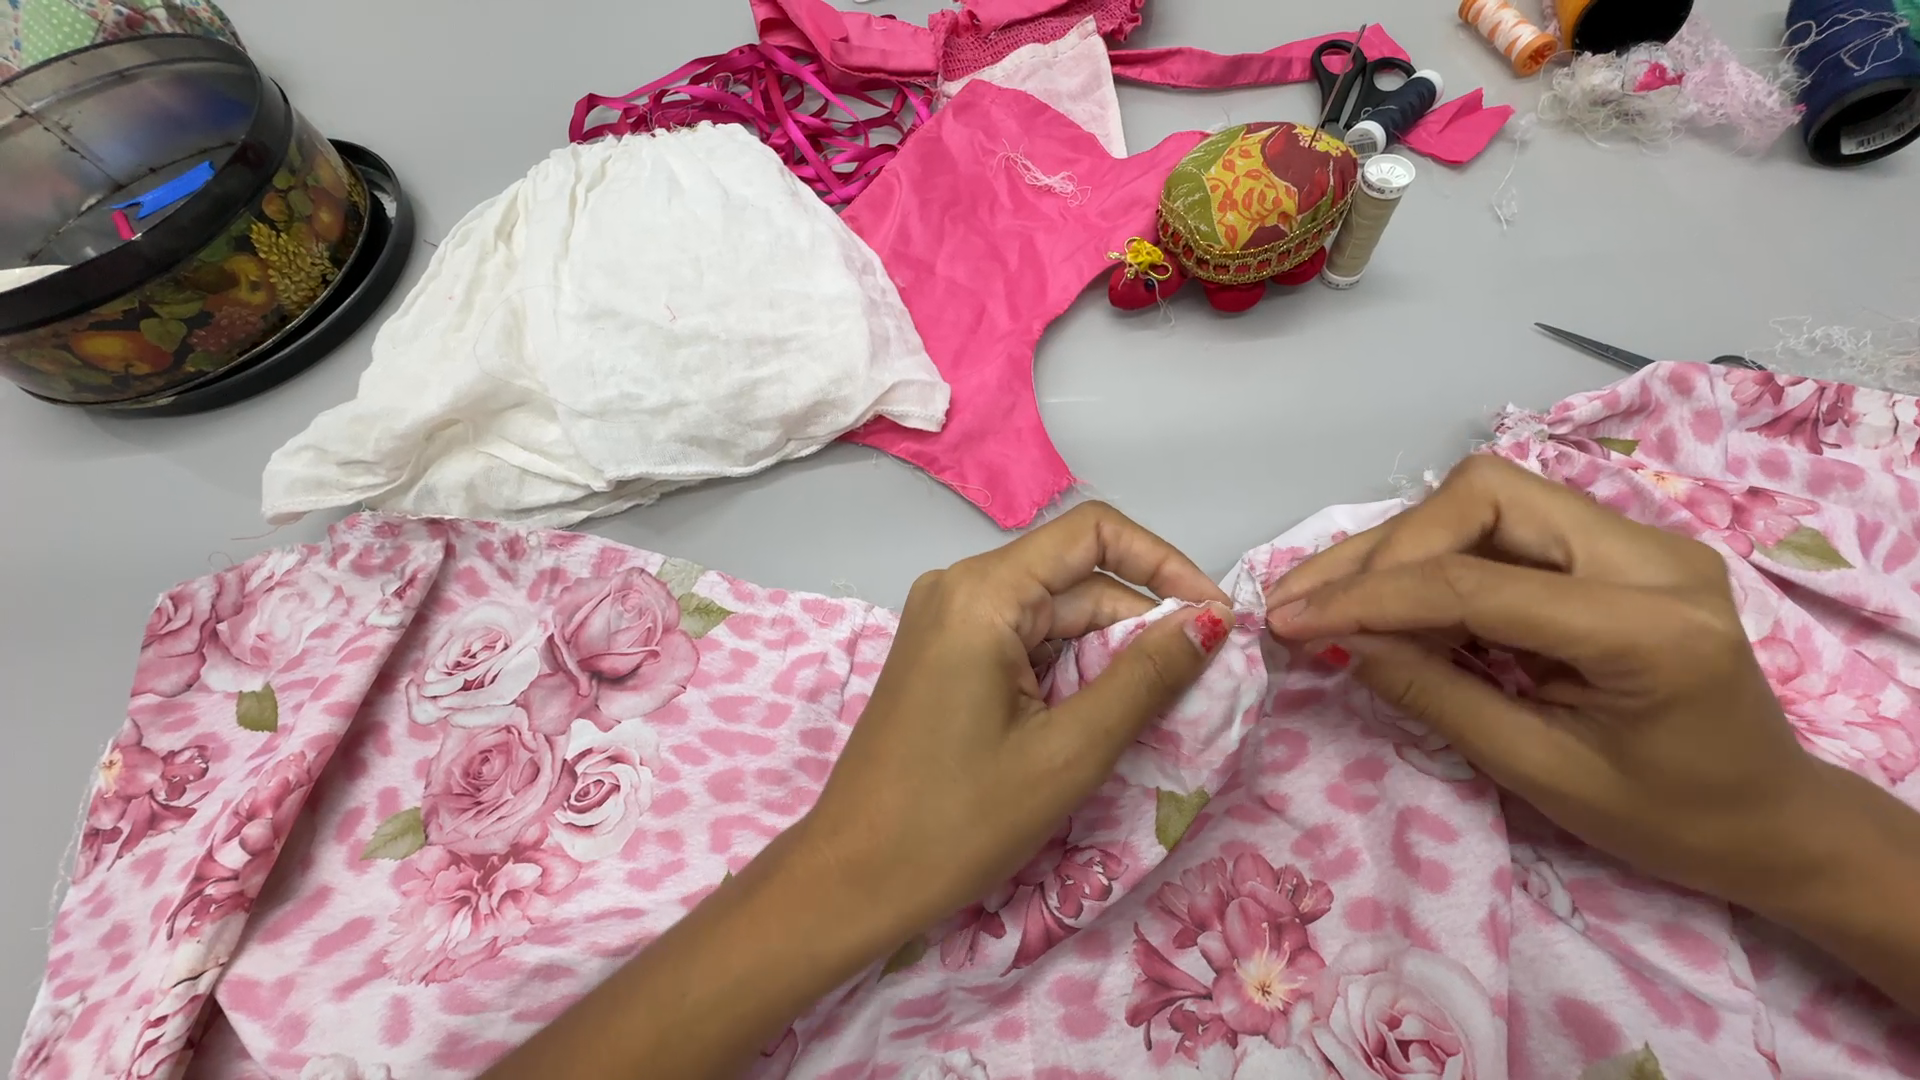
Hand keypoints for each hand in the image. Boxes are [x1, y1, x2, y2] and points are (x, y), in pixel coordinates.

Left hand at [802, 500, 1235, 943]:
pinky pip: (1022, 638)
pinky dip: (1068, 667)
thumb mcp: (1069, 751)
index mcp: (983, 591)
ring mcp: (946, 619)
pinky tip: (1094, 713)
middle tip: (1195, 685)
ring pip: (1052, 612)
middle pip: (1074, 577)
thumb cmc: (959, 820)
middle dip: (1140, 622)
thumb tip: (1211, 619)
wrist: (853, 877)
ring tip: (1151, 709)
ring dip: (1107, 651)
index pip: (1093, 533)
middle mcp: (959, 586)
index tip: (1215, 618)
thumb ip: (1146, 677)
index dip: (1164, 565)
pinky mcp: (943, 653)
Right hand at [1264, 455, 1825, 908]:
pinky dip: (1422, 560)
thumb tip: (1335, 637)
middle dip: (1381, 552)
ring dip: (1391, 548)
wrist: (1769, 818)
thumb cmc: (1665, 818)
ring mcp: (1627, 541)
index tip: (1288, 620)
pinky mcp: (1600, 547)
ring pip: (1476, 499)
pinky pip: (1489, 527)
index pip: (1472, 580)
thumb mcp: (1535, 770)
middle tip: (1309, 604)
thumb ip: (1429, 691)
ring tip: (1321, 597)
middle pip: (1478, 496)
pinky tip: (1378, 601)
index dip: (1365, 596)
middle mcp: (1646, 555)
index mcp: (1650, 626)